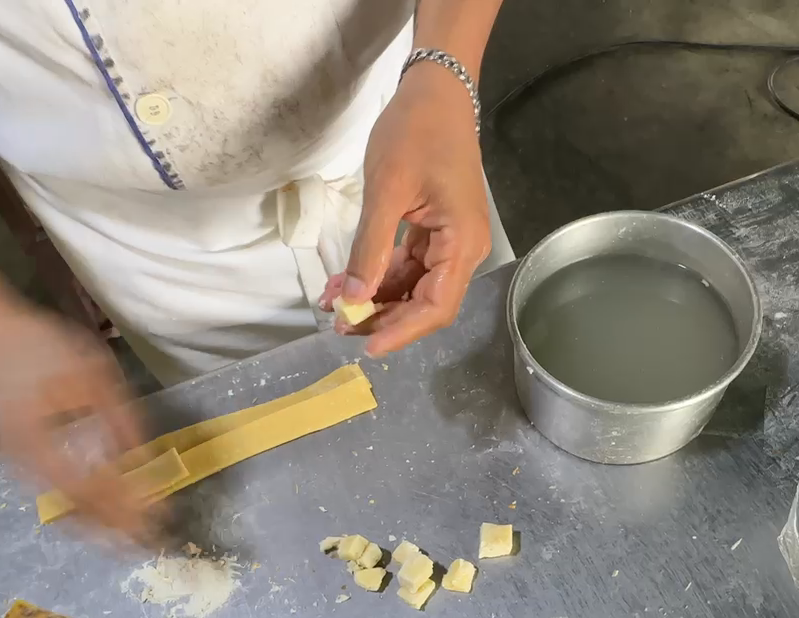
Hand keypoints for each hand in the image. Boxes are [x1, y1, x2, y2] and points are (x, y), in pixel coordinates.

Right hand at [0, 303, 159, 541]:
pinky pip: (44, 491)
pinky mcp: (1, 454)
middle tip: (147, 541)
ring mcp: (5, 462)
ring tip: (127, 533)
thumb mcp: (94, 376)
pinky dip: (74, 505)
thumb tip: (147, 460)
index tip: (158, 523)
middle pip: (74, 511)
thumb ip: (121, 421)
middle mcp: (19, 463)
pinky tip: (95, 508)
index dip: (127, 513)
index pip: (93, 494)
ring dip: (95, 522)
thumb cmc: (39, 345)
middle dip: (113, 529)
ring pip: (57, 506)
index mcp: (41, 444)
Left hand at [324, 62, 490, 356]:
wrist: (436, 91)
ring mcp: (449, 246)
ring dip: (376, 301)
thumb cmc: (416, 131)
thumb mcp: (387, 190)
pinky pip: (407, 270)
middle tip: (341, 323)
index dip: (402, 331)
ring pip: (413, 291)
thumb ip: (370, 249)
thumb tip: (354, 297)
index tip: (367, 345)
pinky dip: (379, 278)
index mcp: (462, 245)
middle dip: (383, 318)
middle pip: (425, 305)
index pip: (435, 307)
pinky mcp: (434, 237)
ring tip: (335, 305)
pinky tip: (347, 284)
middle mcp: (463, 253)